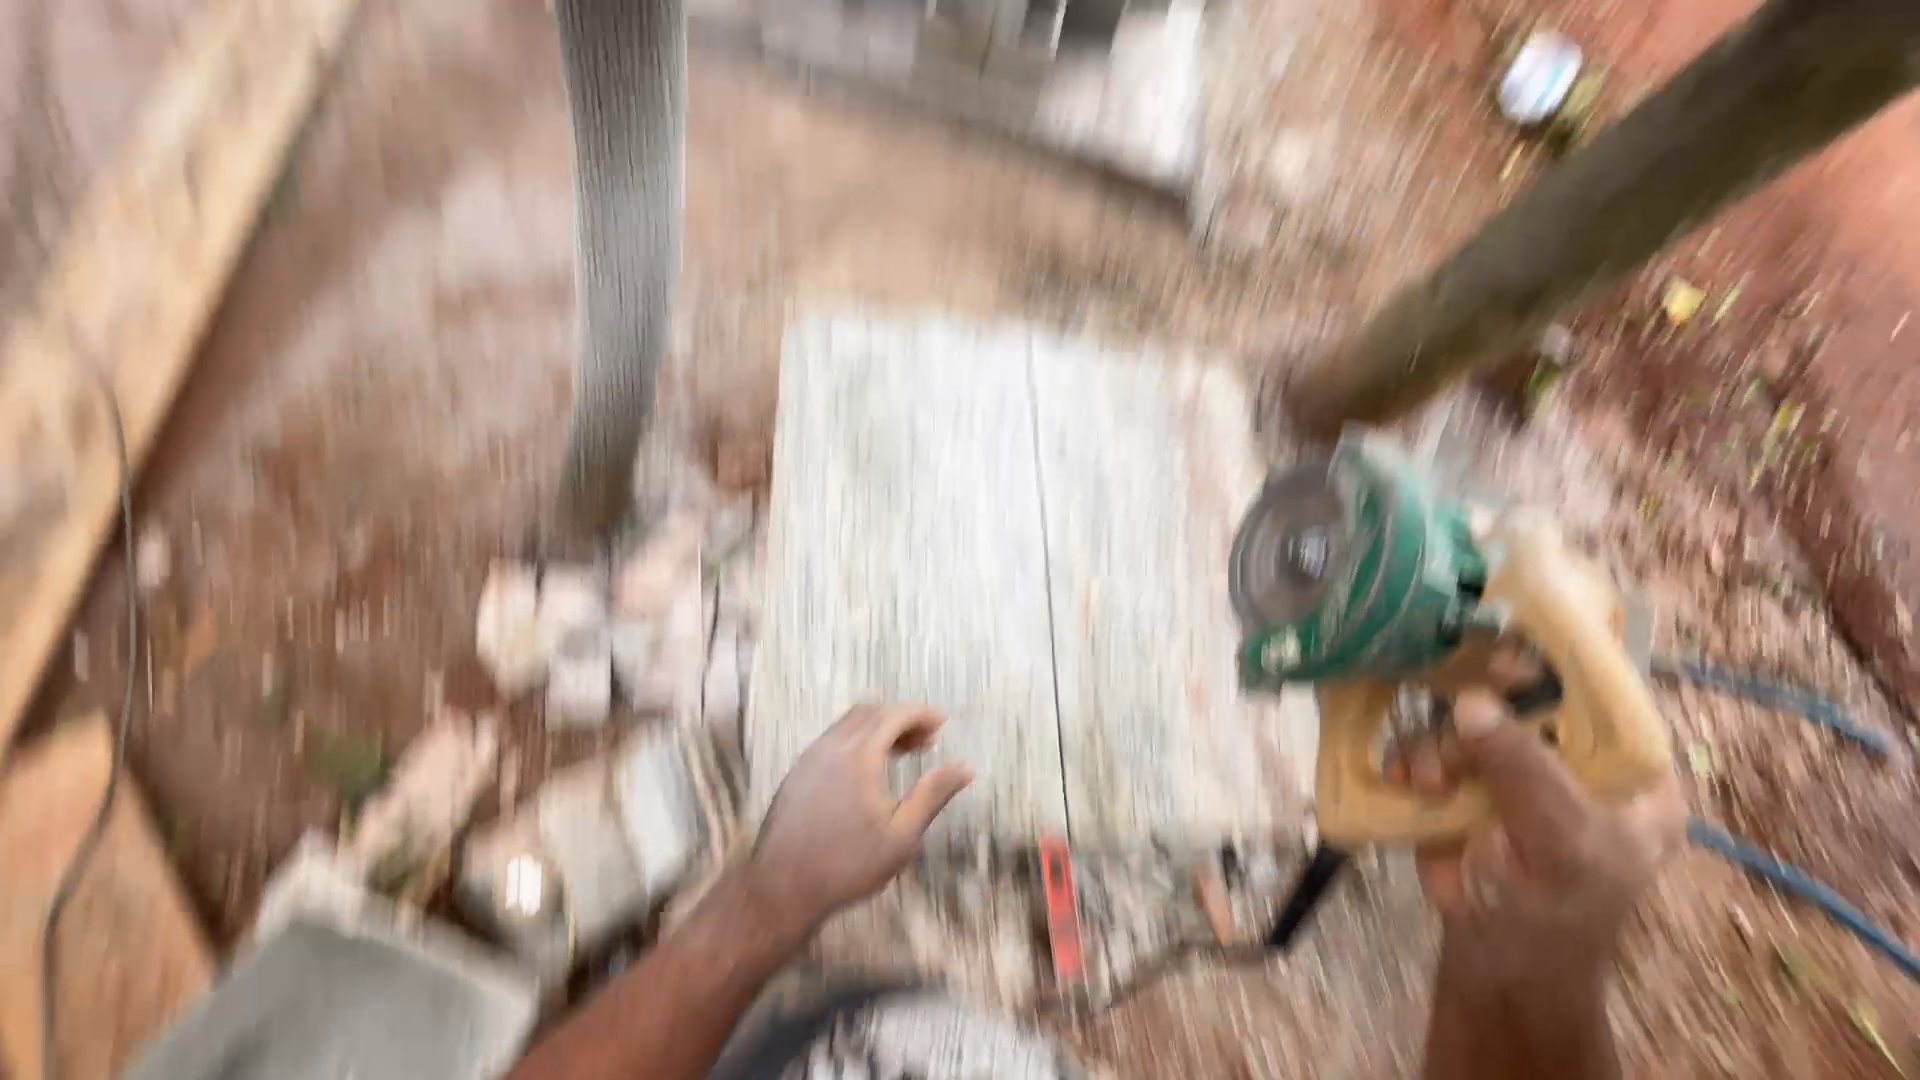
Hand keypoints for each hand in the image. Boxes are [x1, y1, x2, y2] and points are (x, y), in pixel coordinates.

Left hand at [750, 704, 973, 933]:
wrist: (782, 889)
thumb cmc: (848, 865)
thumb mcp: (902, 836)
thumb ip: (933, 794)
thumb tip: (965, 767)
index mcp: (859, 756)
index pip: (893, 715)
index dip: (920, 713)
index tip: (941, 723)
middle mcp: (831, 747)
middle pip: (870, 712)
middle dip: (901, 718)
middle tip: (926, 741)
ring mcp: (809, 759)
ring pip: (848, 725)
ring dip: (878, 728)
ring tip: (901, 753)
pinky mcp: (796, 774)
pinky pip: (832, 741)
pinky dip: (857, 740)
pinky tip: (867, 771)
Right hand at [1394, 686, 1683, 983]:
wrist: (1493, 958)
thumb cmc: (1555, 908)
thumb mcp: (1561, 840)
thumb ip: (1523, 770)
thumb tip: (1469, 702)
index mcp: (1624, 767)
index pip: (1601, 692)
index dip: (1560, 661)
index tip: (1511, 647)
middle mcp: (1565, 755)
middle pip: (1521, 695)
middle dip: (1482, 699)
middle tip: (1458, 702)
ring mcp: (1506, 767)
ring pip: (1463, 720)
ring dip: (1439, 746)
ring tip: (1431, 783)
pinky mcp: (1455, 780)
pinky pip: (1426, 746)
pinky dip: (1412, 759)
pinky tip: (1409, 782)